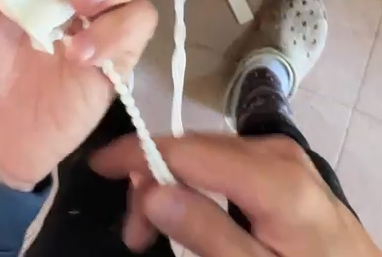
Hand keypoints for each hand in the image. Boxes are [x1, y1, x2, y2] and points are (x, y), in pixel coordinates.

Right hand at [91, 133, 381, 256]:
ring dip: (173, 181)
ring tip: (152, 227)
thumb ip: (207, 233)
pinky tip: (187, 208)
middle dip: (152, 179)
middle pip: (194, 148)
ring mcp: (282, 156)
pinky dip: (197, 181)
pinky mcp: (284, 168)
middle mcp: (275, 152)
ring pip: (206, 153)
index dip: (138, 152)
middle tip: (132, 234)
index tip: (98, 166)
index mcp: (273, 177)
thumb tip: (151, 192)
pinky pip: (226, 162)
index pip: (188, 150)